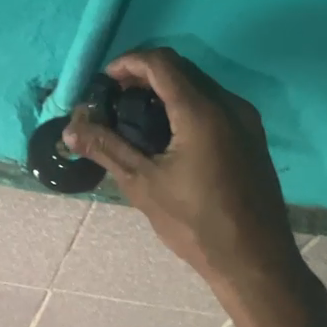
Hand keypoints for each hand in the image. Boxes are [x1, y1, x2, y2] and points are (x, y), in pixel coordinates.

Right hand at [64, 48, 297, 285]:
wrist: (257, 263)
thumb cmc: (197, 224)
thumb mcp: (143, 185)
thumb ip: (106, 148)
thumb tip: (69, 129)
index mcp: (202, 112)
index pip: (161, 63)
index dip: (128, 63)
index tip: (104, 83)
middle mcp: (229, 105)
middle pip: (180, 68)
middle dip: (143, 75)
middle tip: (115, 100)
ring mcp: (246, 120)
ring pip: (198, 84)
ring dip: (165, 89)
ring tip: (136, 117)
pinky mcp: (252, 136)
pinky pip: (213, 102)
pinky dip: (185, 104)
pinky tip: (167, 134)